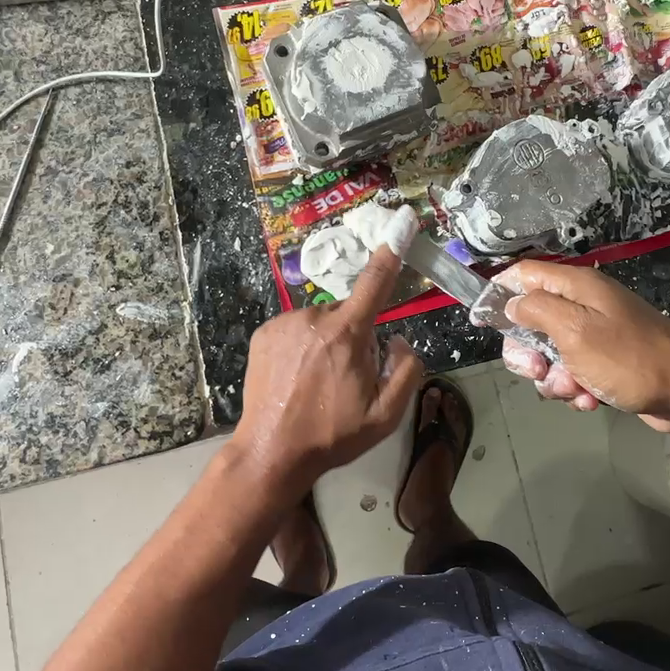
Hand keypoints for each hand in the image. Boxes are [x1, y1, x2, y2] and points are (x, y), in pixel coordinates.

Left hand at [233, 245, 424, 499]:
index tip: (405, 219)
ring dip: (325, 342)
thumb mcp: (386, 415)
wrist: (272, 451)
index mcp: (347, 333)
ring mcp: (284, 323)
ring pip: (320, 322)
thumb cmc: (332, 435)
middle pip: (347, 314)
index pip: (377, 282)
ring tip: (315, 383)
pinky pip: (295, 329)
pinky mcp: (264, 333)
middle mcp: (314, 317)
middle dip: (353, 337)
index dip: (393, 249)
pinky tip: (294, 377)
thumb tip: (397, 339)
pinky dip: (300, 345)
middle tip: (343, 380)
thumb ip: (406, 370)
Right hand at [493, 261, 669, 432]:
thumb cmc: (629, 358)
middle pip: (530, 320)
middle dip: (527, 352)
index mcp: (576, 286)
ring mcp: (594, 334)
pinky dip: (575, 388)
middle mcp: (583, 304)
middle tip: (539, 370)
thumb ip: (535, 310)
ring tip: (575, 390)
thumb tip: (510, 302)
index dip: (498, 293)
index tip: (480, 320)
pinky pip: (572, 373)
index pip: (523, 274)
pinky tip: (590, 400)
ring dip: (553, 378)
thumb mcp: (574, 330)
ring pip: (548, 354)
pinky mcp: (604, 363)